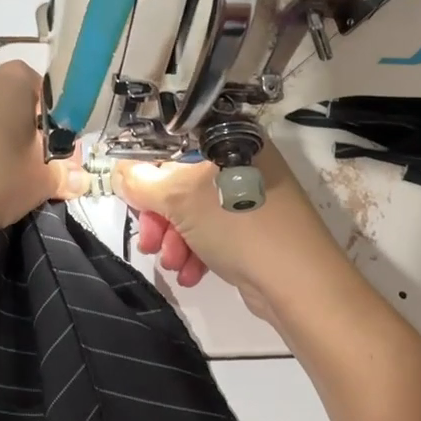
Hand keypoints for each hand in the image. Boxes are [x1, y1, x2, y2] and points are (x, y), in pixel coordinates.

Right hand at [113, 142, 349, 325]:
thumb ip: (142, 182)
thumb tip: (120, 172)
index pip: (176, 139)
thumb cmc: (240, 224)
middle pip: (182, 178)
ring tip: (170, 260)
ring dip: (174, 236)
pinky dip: (196, 249)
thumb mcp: (181, 198)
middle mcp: (242, 158)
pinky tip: (190, 273)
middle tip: (149, 238)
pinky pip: (213, 230)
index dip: (147, 166)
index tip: (130, 194)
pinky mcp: (254, 228)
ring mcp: (251, 194)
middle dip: (160, 213)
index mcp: (230, 136)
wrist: (301, 285)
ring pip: (195, 208)